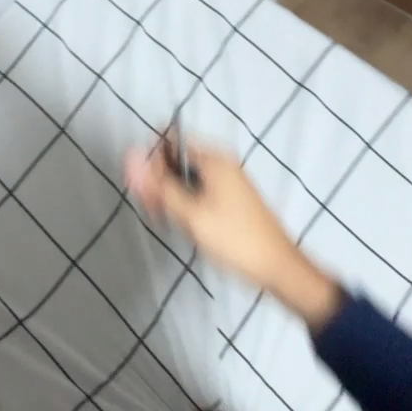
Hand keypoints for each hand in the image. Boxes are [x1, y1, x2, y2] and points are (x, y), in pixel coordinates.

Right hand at [124, 139, 342, 328]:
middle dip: (160, 181)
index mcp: (213, 158)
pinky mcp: (232, 198)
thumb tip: (128, 156)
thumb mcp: (191, 214)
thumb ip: (158, 186)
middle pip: (176, 159)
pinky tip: (186, 225)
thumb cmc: (235, 239)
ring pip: (186, 177)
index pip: (168, 140)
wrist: (282, 270)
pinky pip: (199, 190)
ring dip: (172, 196)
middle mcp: (221, 162)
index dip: (150, 160)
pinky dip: (187, 203)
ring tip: (171, 223)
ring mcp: (228, 180)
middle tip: (156, 212)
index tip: (144, 188)